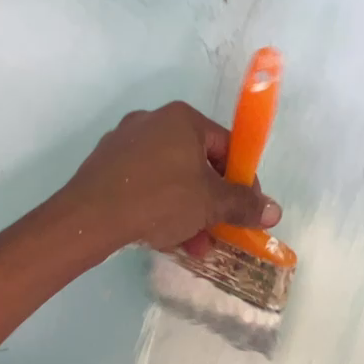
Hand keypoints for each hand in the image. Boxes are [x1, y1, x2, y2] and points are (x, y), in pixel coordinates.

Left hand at [61, 101, 281, 253]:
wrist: (89, 218)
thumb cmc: (160, 199)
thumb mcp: (211, 204)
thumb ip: (244, 204)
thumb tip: (273, 211)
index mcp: (182, 118)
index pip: (226, 145)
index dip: (241, 179)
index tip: (245, 209)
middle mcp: (152, 121)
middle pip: (197, 163)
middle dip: (211, 201)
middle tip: (218, 230)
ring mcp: (124, 142)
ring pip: (170, 177)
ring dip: (188, 211)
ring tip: (193, 245)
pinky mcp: (104, 166)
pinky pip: (144, 184)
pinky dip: (159, 208)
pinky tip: (163, 238)